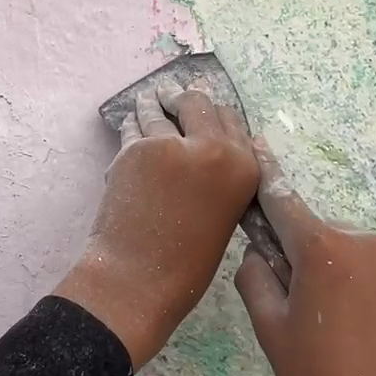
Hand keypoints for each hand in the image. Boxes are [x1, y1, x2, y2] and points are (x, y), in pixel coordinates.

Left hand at [54, 83, 259, 367]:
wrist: (139, 278)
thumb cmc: (185, 260)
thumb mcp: (223, 211)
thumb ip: (221, 174)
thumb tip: (205, 140)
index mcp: (246, 168)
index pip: (230, 118)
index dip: (211, 111)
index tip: (198, 108)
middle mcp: (215, 148)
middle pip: (196, 101)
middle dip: (180, 99)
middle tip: (168, 97)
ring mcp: (173, 145)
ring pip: (158, 107)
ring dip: (151, 105)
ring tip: (146, 102)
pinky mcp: (137, 148)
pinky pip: (133, 126)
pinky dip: (131, 125)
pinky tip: (130, 125)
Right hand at [234, 141, 375, 375]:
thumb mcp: (272, 336)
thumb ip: (257, 279)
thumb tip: (260, 252)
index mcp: (325, 249)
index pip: (284, 200)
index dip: (266, 178)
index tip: (257, 145)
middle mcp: (372, 245)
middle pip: (324, 237)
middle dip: (309, 258)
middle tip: (304, 313)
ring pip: (361, 260)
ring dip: (346, 280)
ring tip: (347, 339)